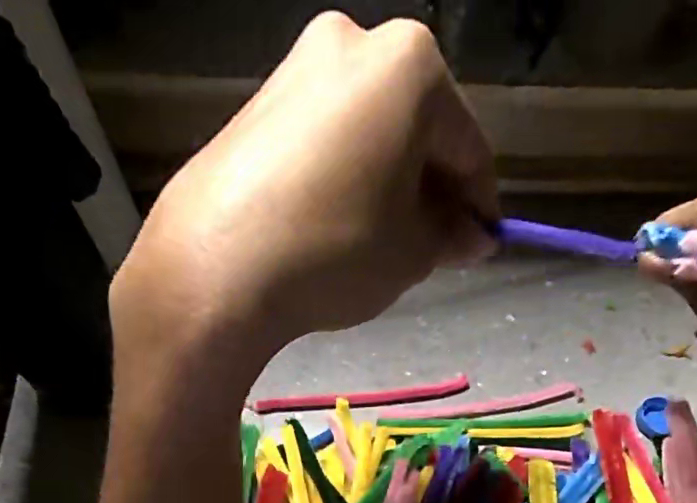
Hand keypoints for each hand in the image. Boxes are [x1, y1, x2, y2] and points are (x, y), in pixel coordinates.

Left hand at [109, 12, 497, 391]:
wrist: (216, 266)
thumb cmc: (336, 250)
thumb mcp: (413, 252)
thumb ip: (452, 236)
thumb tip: (475, 235)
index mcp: (409, 66)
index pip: (469, 146)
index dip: (480, 204)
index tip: (480, 244)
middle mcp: (353, 43)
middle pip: (418, 128)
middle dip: (432, 188)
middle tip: (434, 246)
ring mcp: (298, 67)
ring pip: (372, 131)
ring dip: (391, 181)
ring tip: (385, 241)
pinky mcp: (259, 102)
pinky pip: (328, 137)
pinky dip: (348, 175)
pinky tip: (342, 223)